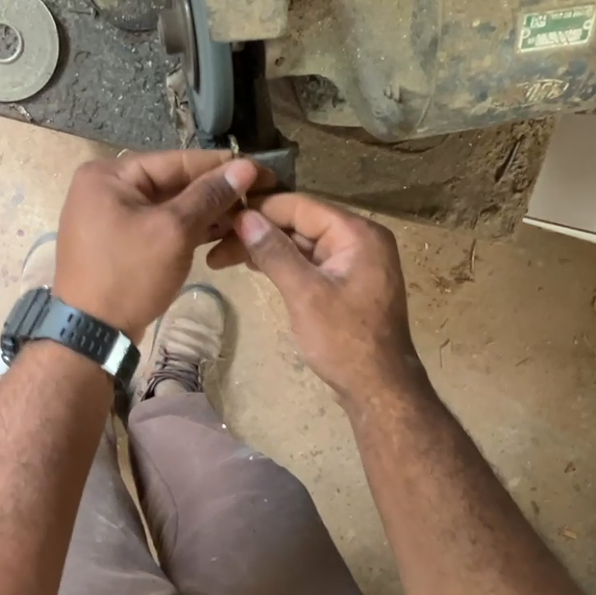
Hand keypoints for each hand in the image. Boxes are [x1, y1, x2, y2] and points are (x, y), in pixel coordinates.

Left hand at [54, 151, 264, 341]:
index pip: (176, 161)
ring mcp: (111, 217)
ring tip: (250, 214)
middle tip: (261, 194)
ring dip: (207, 212)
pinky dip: (188, 230)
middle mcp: (106, 188)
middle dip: (216, 191)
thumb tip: (246, 166)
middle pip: (173, 182)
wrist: (91, 334)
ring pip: (169, 206)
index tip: (261, 169)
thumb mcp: (173, 231)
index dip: (222, 166)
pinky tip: (224, 232)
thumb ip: (209, 196)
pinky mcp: (121, 243)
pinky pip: (160, 227)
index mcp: (109, 174)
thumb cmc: (128, 276)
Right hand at [209, 193, 426, 407]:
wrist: (378, 388)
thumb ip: (274, 252)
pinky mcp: (346, 283)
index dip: (261, 209)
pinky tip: (254, 266)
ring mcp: (354, 262)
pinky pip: (310, 262)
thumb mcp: (304, 294)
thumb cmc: (344, 341)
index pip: (301, 206)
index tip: (222, 216)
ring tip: (224, 256)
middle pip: (301, 223)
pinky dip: (284, 263)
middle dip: (260, 231)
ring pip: (302, 243)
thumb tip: (244, 218)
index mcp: (358, 234)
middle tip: (217, 244)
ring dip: (267, 248)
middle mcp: (360, 240)